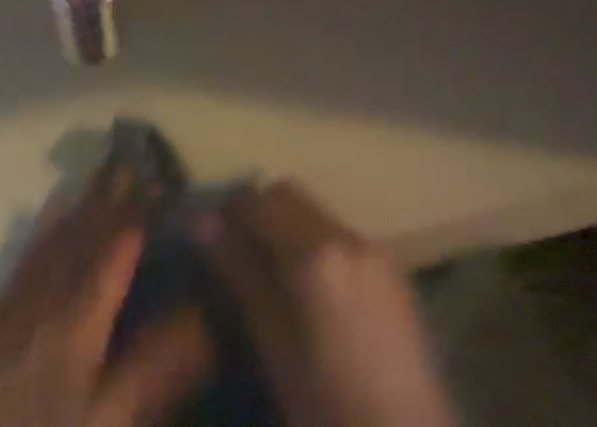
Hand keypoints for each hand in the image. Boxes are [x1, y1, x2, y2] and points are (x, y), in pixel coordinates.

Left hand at [0, 168, 213, 426]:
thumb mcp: (106, 416)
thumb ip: (154, 367)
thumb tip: (204, 313)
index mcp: (79, 312)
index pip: (116, 246)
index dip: (140, 210)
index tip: (164, 177)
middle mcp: (48, 289)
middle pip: (85, 231)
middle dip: (111, 194)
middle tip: (135, 156)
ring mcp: (19, 295)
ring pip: (59, 235)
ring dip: (85, 202)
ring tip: (106, 173)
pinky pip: (33, 248)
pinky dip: (50, 222)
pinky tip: (54, 210)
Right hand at [199, 180, 454, 426]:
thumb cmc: (326, 400)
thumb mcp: (271, 342)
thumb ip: (238, 273)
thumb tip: (201, 222)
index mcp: (316, 253)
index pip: (258, 200)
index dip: (227, 210)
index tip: (208, 234)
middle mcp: (349, 237)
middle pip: (289, 195)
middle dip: (258, 212)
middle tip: (235, 250)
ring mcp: (378, 252)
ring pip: (316, 215)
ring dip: (287, 227)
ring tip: (270, 273)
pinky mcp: (395, 274)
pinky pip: (340, 237)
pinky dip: (314, 245)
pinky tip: (309, 291)